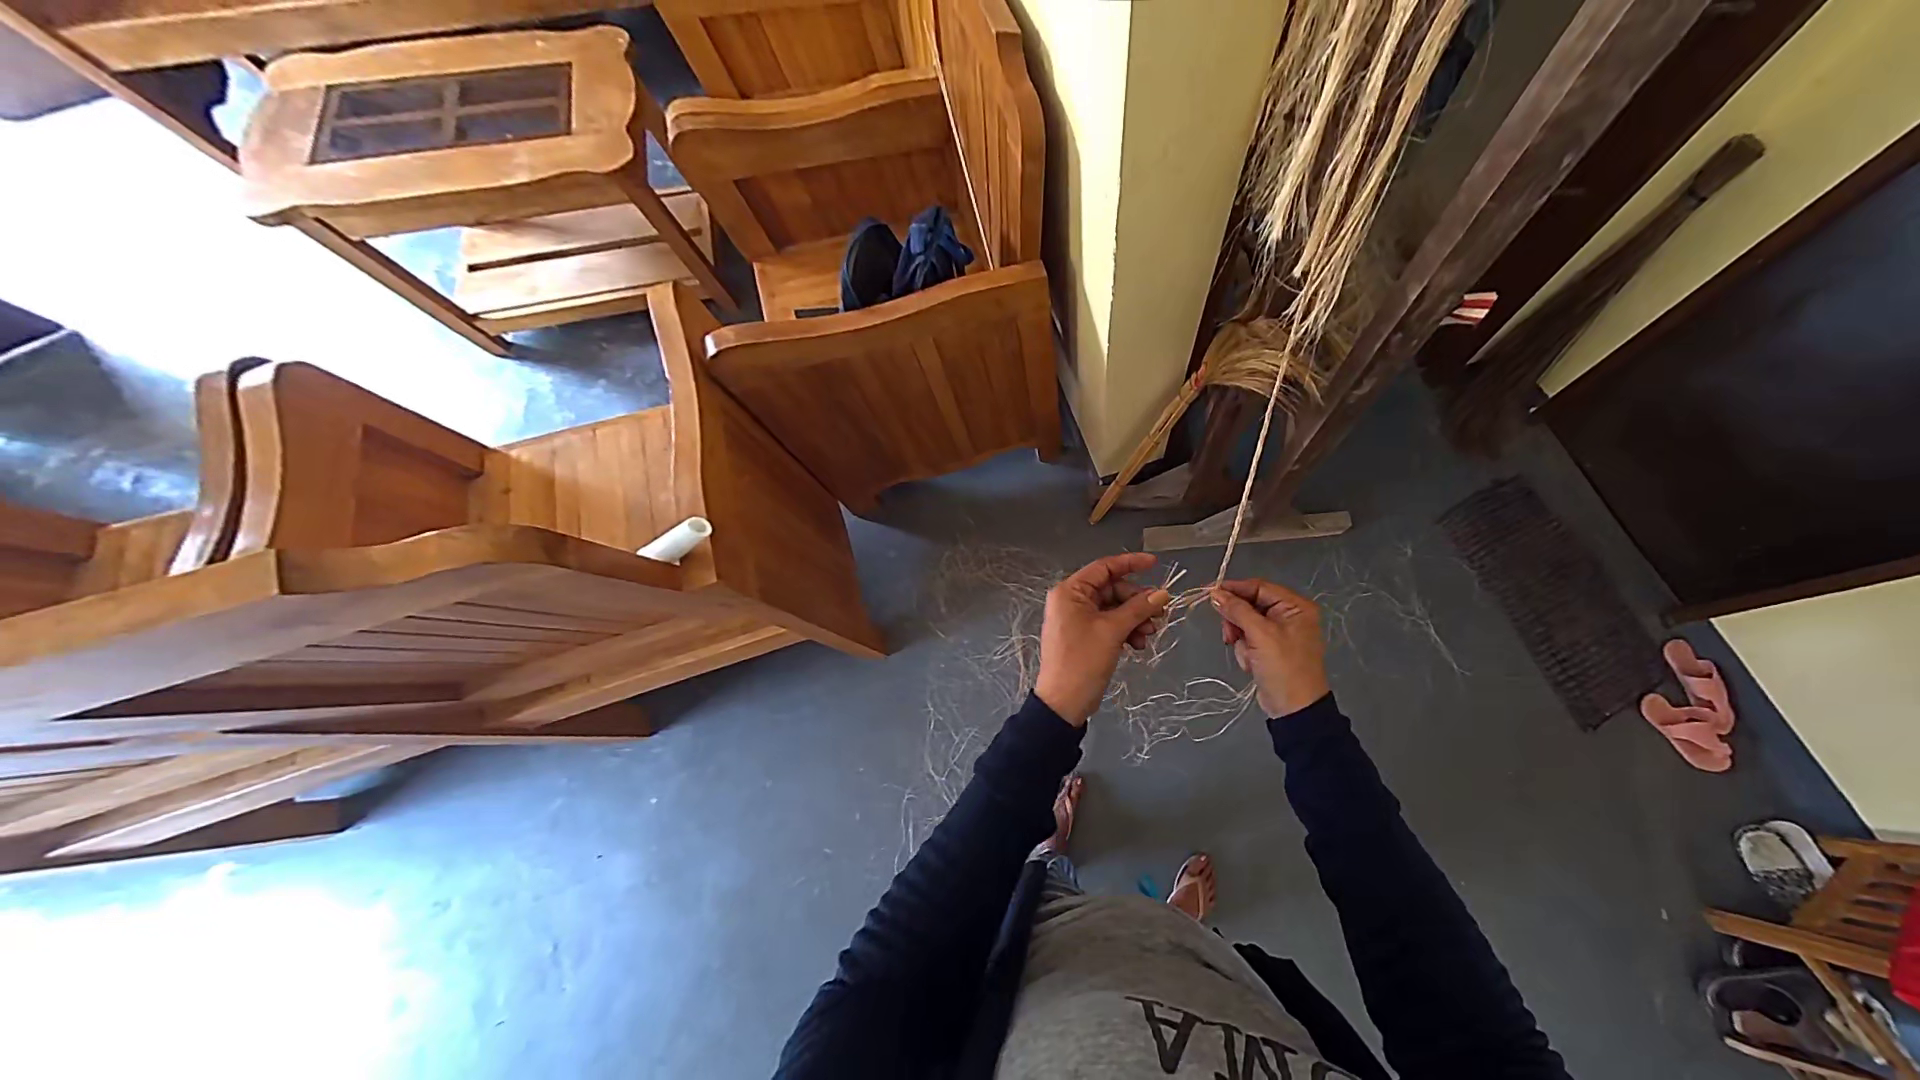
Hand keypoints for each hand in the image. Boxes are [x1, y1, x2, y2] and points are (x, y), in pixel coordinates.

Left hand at [1034, 553, 1171, 725]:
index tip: (1154, 564)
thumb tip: (1162, 593)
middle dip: (1137, 601)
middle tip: (1158, 613)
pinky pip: (1110, 624)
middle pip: (1112, 589)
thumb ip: (1138, 608)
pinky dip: (1126, 630)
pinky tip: (1138, 644)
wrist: (1064, 702)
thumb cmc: (1082, 661)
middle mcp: (1071, 601)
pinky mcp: (1084, 636)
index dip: (1130, 563)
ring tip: (1148, 634)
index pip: (1104, 567)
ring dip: (1134, 618)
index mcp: (1070, 592)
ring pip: (1114, 608)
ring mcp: (1077, 619)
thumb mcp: (1112, 631)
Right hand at [1209, 579, 1329, 717]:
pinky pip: (1247, 638)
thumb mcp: (1260, 634)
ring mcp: (1279, 632)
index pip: (1258, 587)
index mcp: (1295, 606)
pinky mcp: (1269, 647)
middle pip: (1249, 604)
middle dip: (1237, 621)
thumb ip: (1237, 610)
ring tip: (1247, 654)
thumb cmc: (1283, 667)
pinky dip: (1244, 649)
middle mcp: (1288, 615)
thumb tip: (1215, 593)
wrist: (1293, 708)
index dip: (1233, 589)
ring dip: (1240, 638)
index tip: (1209, 593)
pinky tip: (1251, 662)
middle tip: (1230, 635)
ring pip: (1244, 622)